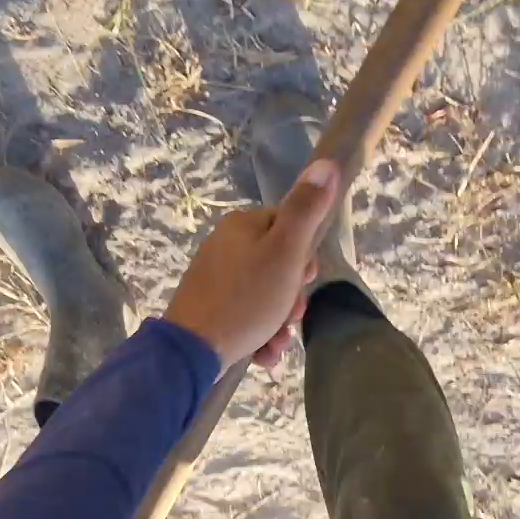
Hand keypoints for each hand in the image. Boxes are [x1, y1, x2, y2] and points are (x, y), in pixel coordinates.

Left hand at [165, 158, 339, 368]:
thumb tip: (326, 164)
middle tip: (292, 316)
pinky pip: (244, 317)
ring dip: (278, 324)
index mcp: (241, 226)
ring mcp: (213, 280)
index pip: (289, 228)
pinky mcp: (207, 310)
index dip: (305, 258)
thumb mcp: (285, 252)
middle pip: (277, 266)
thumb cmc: (246, 299)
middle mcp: (224, 247)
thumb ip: (306, 210)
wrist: (193, 349)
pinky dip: (258, 335)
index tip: (307, 281)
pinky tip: (262, 355)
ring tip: (276, 345)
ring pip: (263, 297)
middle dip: (291, 298)